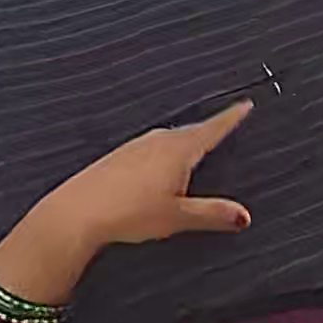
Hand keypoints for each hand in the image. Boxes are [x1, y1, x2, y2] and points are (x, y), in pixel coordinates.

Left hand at [0, 101, 253, 306]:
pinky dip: (163, 153)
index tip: (245, 105)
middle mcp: (158, 141)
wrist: (77, 213)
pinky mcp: (120, 156)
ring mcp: (137, 146)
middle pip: (193, 131)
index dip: (232, 117)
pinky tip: (160, 169)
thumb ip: (213, 213)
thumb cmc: (126, 212)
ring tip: (195, 153)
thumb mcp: (178, 216)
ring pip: (170, 139)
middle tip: (225, 127)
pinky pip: (151, 147)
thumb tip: (242, 215)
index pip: (213, 128)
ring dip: (185, 143)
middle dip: (210, 130)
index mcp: (179, 150)